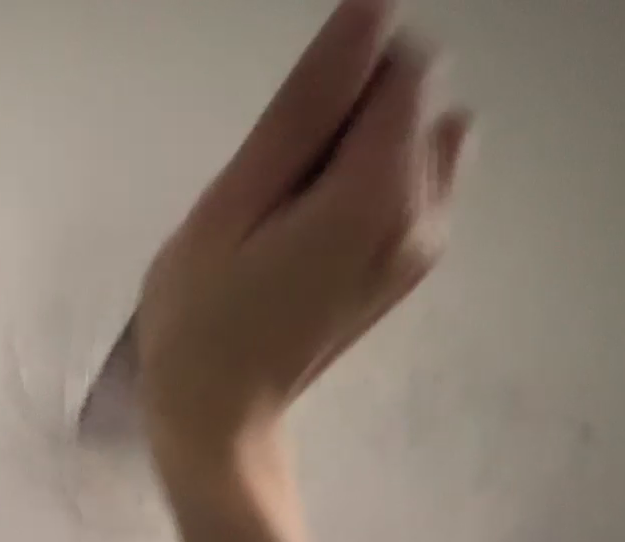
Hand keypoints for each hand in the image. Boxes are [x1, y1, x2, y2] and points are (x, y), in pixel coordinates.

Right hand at [136, 0, 471, 496]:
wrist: (217, 418)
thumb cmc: (197, 321)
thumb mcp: (227, 211)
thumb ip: (301, 113)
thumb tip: (370, 10)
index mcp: (377, 193)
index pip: (404, 66)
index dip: (338, 81)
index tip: (278, 143)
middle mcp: (427, 212)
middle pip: (419, 101)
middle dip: (353, 116)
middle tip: (275, 190)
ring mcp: (426, 247)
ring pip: (422, 141)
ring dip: (366, 150)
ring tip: (294, 214)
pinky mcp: (410, 270)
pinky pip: (416, 186)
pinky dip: (371, 187)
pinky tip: (310, 238)